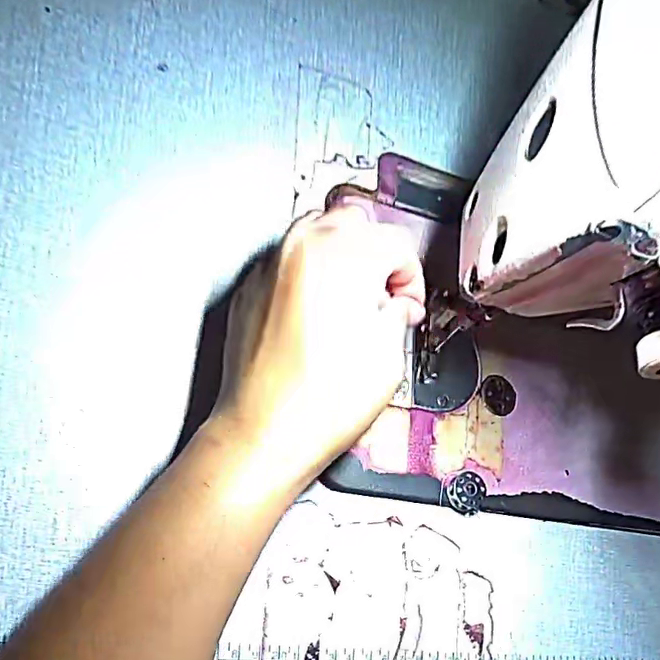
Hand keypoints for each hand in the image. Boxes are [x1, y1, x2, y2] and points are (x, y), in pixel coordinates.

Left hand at [207, 204, 426, 489]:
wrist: (262, 434)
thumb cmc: (316, 405)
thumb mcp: (388, 358)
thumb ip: (398, 315)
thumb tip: (395, 308)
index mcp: (343, 253)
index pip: (397, 243)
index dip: (411, 280)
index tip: (407, 305)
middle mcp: (300, 249)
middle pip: (354, 225)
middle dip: (374, 259)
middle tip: (382, 300)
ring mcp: (268, 269)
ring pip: (313, 238)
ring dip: (337, 262)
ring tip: (347, 308)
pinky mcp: (248, 293)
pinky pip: (284, 269)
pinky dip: (303, 282)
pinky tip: (313, 320)